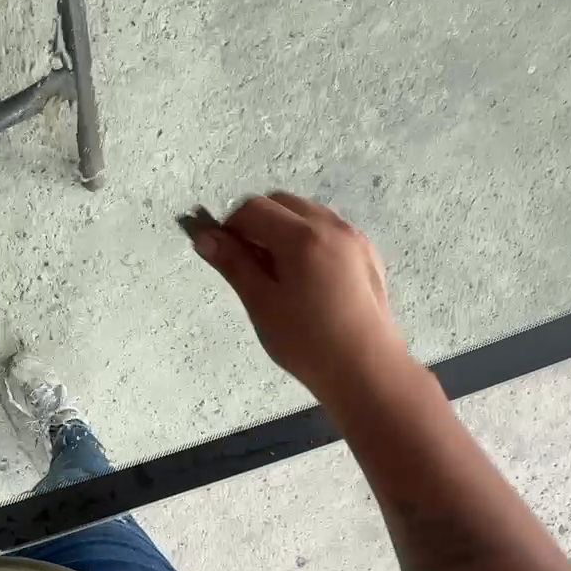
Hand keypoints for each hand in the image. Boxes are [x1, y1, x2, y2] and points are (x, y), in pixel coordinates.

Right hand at [187, 193, 413, 405]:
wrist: (366, 368)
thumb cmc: (306, 341)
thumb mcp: (261, 303)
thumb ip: (233, 264)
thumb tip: (204, 237)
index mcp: (302, 237)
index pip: (253, 209)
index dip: (229, 227)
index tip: (222, 256)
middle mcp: (331, 226)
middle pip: (281, 203)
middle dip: (256, 224)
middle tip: (248, 265)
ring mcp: (354, 237)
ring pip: (306, 214)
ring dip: (282, 230)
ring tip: (277, 276)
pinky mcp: (366, 253)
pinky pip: (328, 230)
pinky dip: (307, 240)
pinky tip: (305, 280)